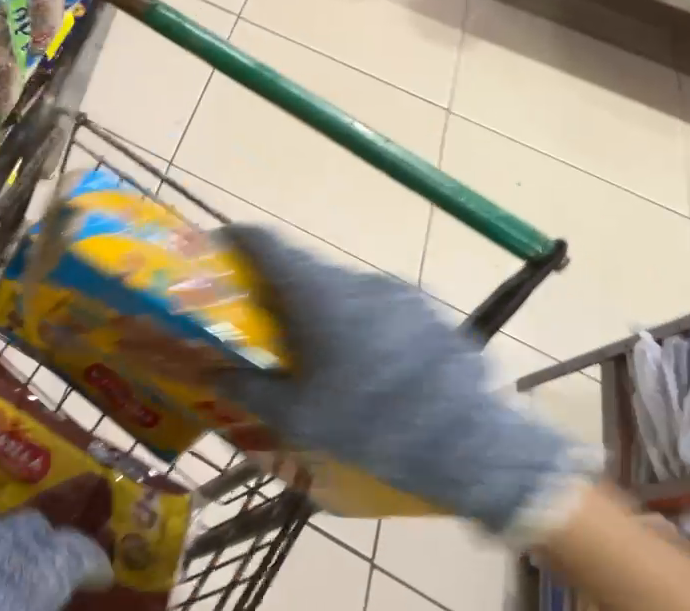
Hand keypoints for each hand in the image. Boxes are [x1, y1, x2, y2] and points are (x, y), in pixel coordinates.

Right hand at [216, 224, 595, 546]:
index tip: (220, 254)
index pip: (264, 240)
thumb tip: (211, 372)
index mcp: (316, 291)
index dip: (236, 241)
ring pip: (344, 291)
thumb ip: (246, 387)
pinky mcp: (433, 313)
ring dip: (325, 312)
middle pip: (303, 269)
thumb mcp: (297, 417)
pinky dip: (364, 327)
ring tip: (327, 357)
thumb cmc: (371, 424)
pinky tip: (375, 370)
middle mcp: (355, 278)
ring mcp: (400, 292)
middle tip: (269, 327)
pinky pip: (382, 309)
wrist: (478, 450)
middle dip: (280, 291)